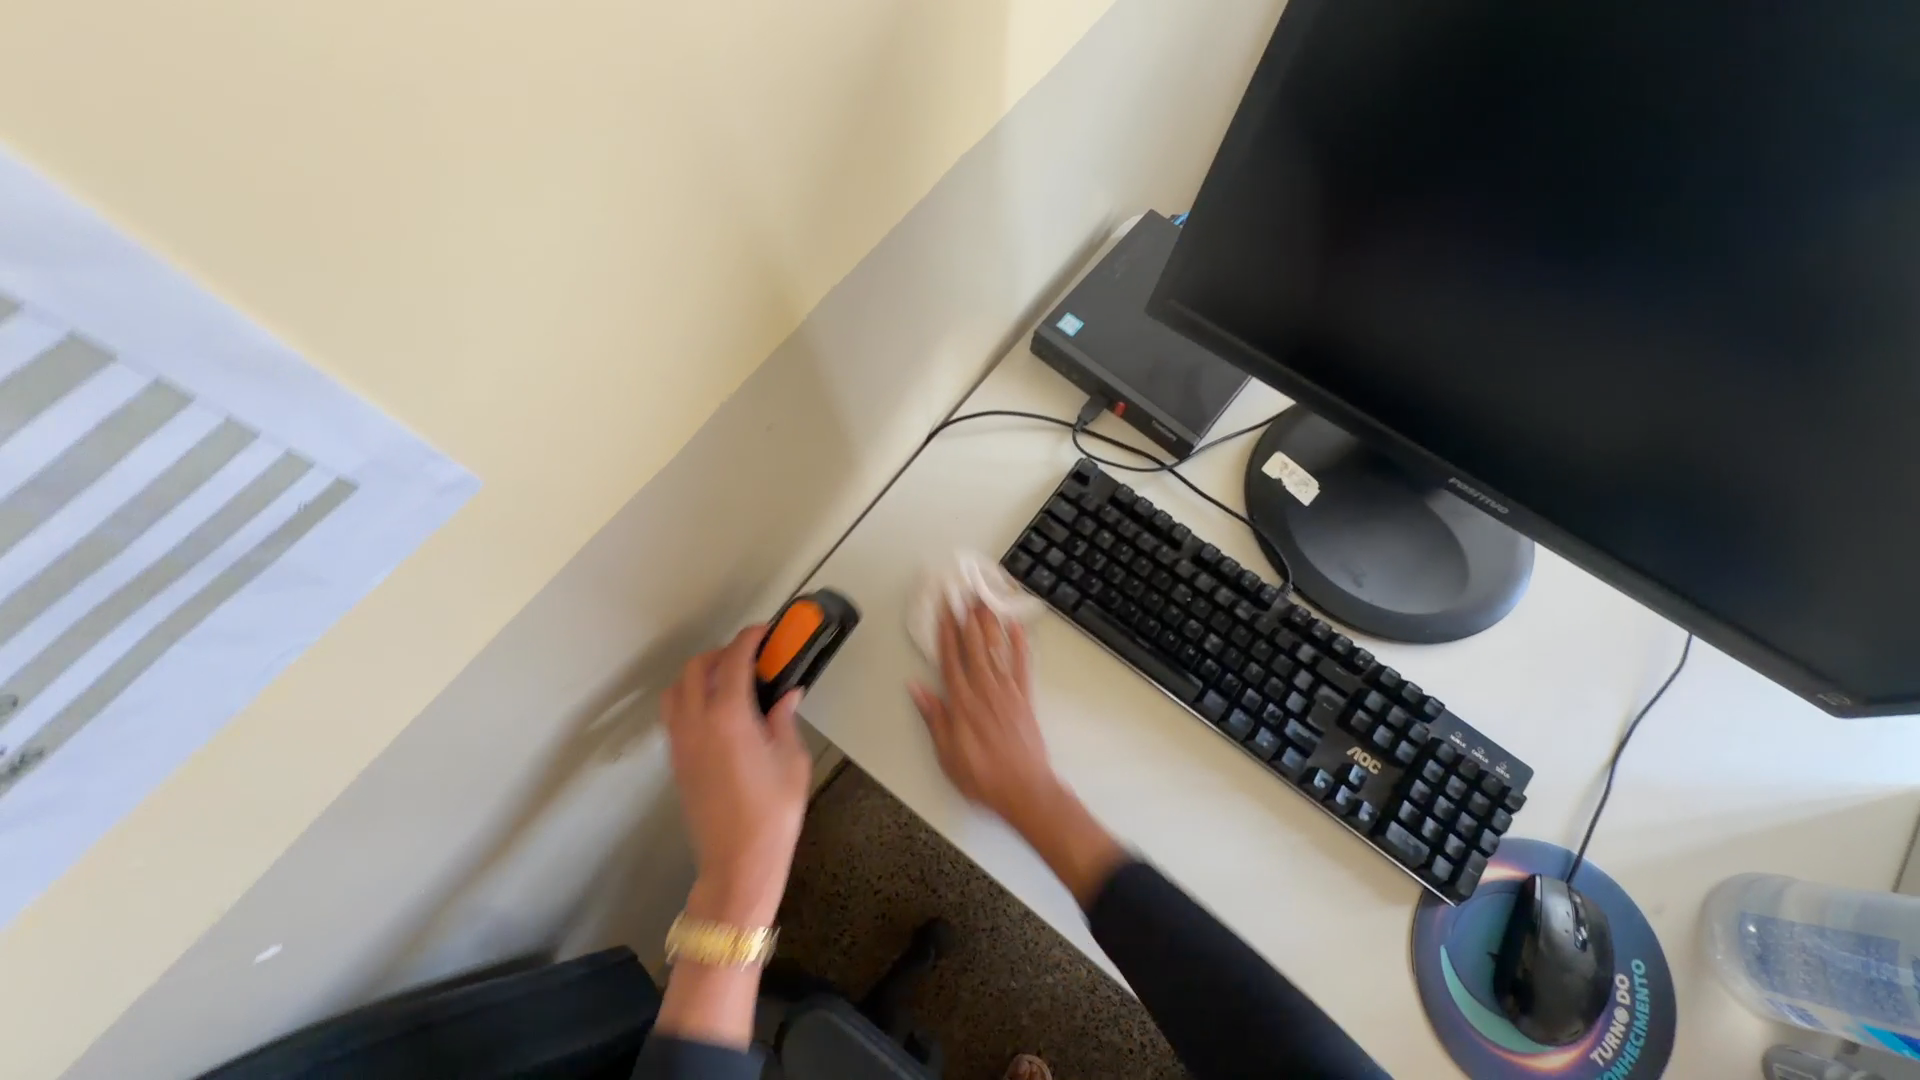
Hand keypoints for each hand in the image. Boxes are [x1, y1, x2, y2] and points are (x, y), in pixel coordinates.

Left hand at [662, 625, 813, 925]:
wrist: (738, 862)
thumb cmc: (773, 812)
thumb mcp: (792, 759)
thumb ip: (784, 719)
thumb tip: (786, 694)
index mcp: (729, 717)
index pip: (734, 660)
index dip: (750, 639)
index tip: (765, 631)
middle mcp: (697, 722)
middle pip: (698, 667)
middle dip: (723, 652)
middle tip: (752, 657)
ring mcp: (681, 742)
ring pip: (678, 688)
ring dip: (700, 673)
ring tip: (730, 680)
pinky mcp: (676, 761)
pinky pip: (674, 713)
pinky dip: (690, 697)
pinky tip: (716, 711)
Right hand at [909, 602, 1060, 830]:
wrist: (1025, 790)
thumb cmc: (982, 777)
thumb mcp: (947, 754)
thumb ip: (934, 717)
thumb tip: (917, 688)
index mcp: (962, 703)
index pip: (950, 659)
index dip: (946, 632)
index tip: (943, 609)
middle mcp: (984, 691)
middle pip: (974, 647)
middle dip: (967, 618)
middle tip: (963, 593)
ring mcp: (1007, 693)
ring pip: (996, 650)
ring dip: (989, 624)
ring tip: (984, 601)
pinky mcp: (1025, 699)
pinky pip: (1022, 666)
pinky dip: (1020, 646)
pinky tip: (1017, 628)